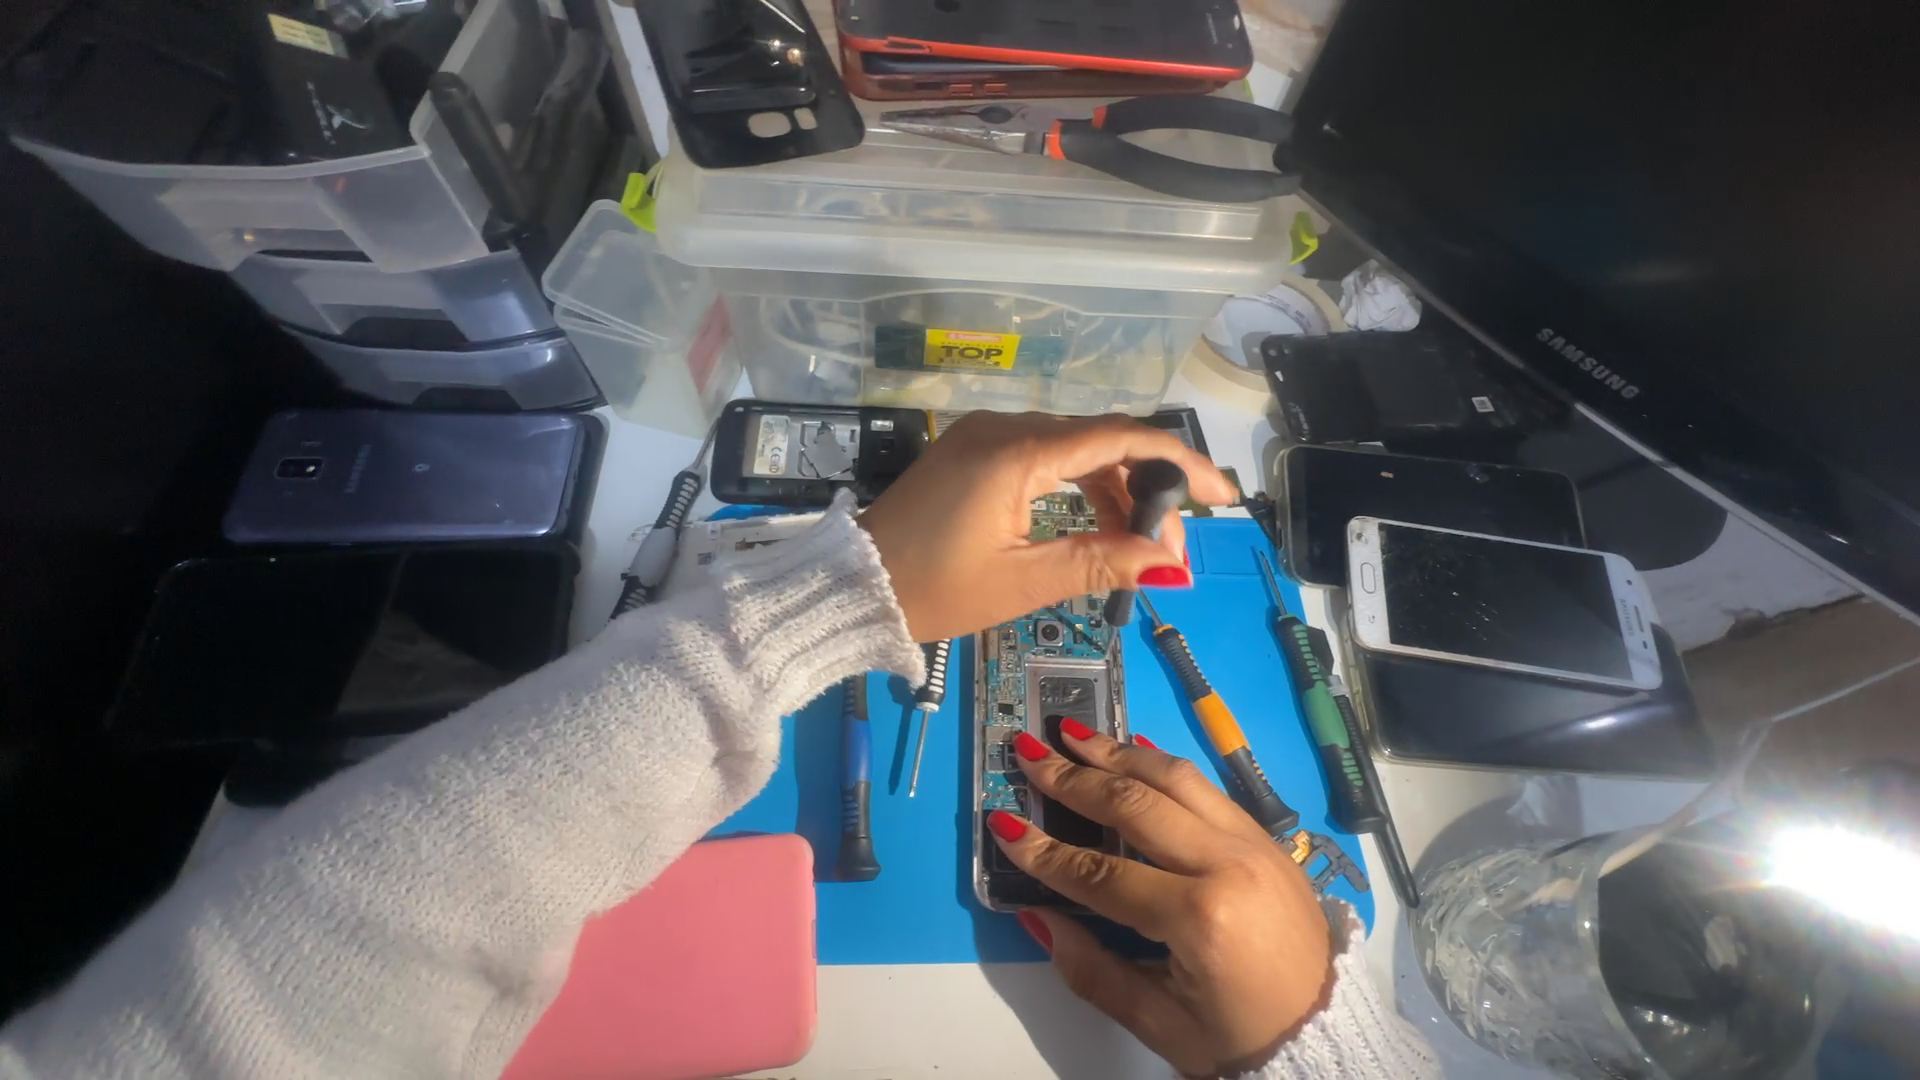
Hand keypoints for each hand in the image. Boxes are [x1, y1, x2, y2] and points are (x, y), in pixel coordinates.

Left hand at [857, 412, 1234, 641]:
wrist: (855, 586)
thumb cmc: (933, 590)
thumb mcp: (1022, 582)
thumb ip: (1099, 561)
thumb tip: (1170, 562)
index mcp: (1017, 453)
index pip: (1118, 437)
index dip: (1178, 462)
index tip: (1220, 496)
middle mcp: (1004, 428)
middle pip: (1099, 441)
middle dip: (1147, 489)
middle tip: (1173, 548)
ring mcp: (985, 436)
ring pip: (1073, 450)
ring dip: (1113, 492)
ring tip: (1140, 548)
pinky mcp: (974, 452)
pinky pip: (1042, 458)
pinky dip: (1075, 489)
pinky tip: (1097, 526)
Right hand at [988, 725, 1333, 1078]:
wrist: (1334, 1037)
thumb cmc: (1244, 1041)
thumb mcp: (1162, 1026)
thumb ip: (1092, 971)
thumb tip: (1038, 914)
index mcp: (1200, 919)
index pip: (1102, 874)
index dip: (1045, 851)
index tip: (1003, 822)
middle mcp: (1226, 863)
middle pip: (1132, 805)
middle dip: (1071, 778)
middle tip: (1029, 752)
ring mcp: (1251, 841)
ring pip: (1171, 777)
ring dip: (1115, 752)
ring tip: (1071, 734)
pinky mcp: (1264, 835)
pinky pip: (1204, 784)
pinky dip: (1160, 762)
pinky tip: (1131, 750)